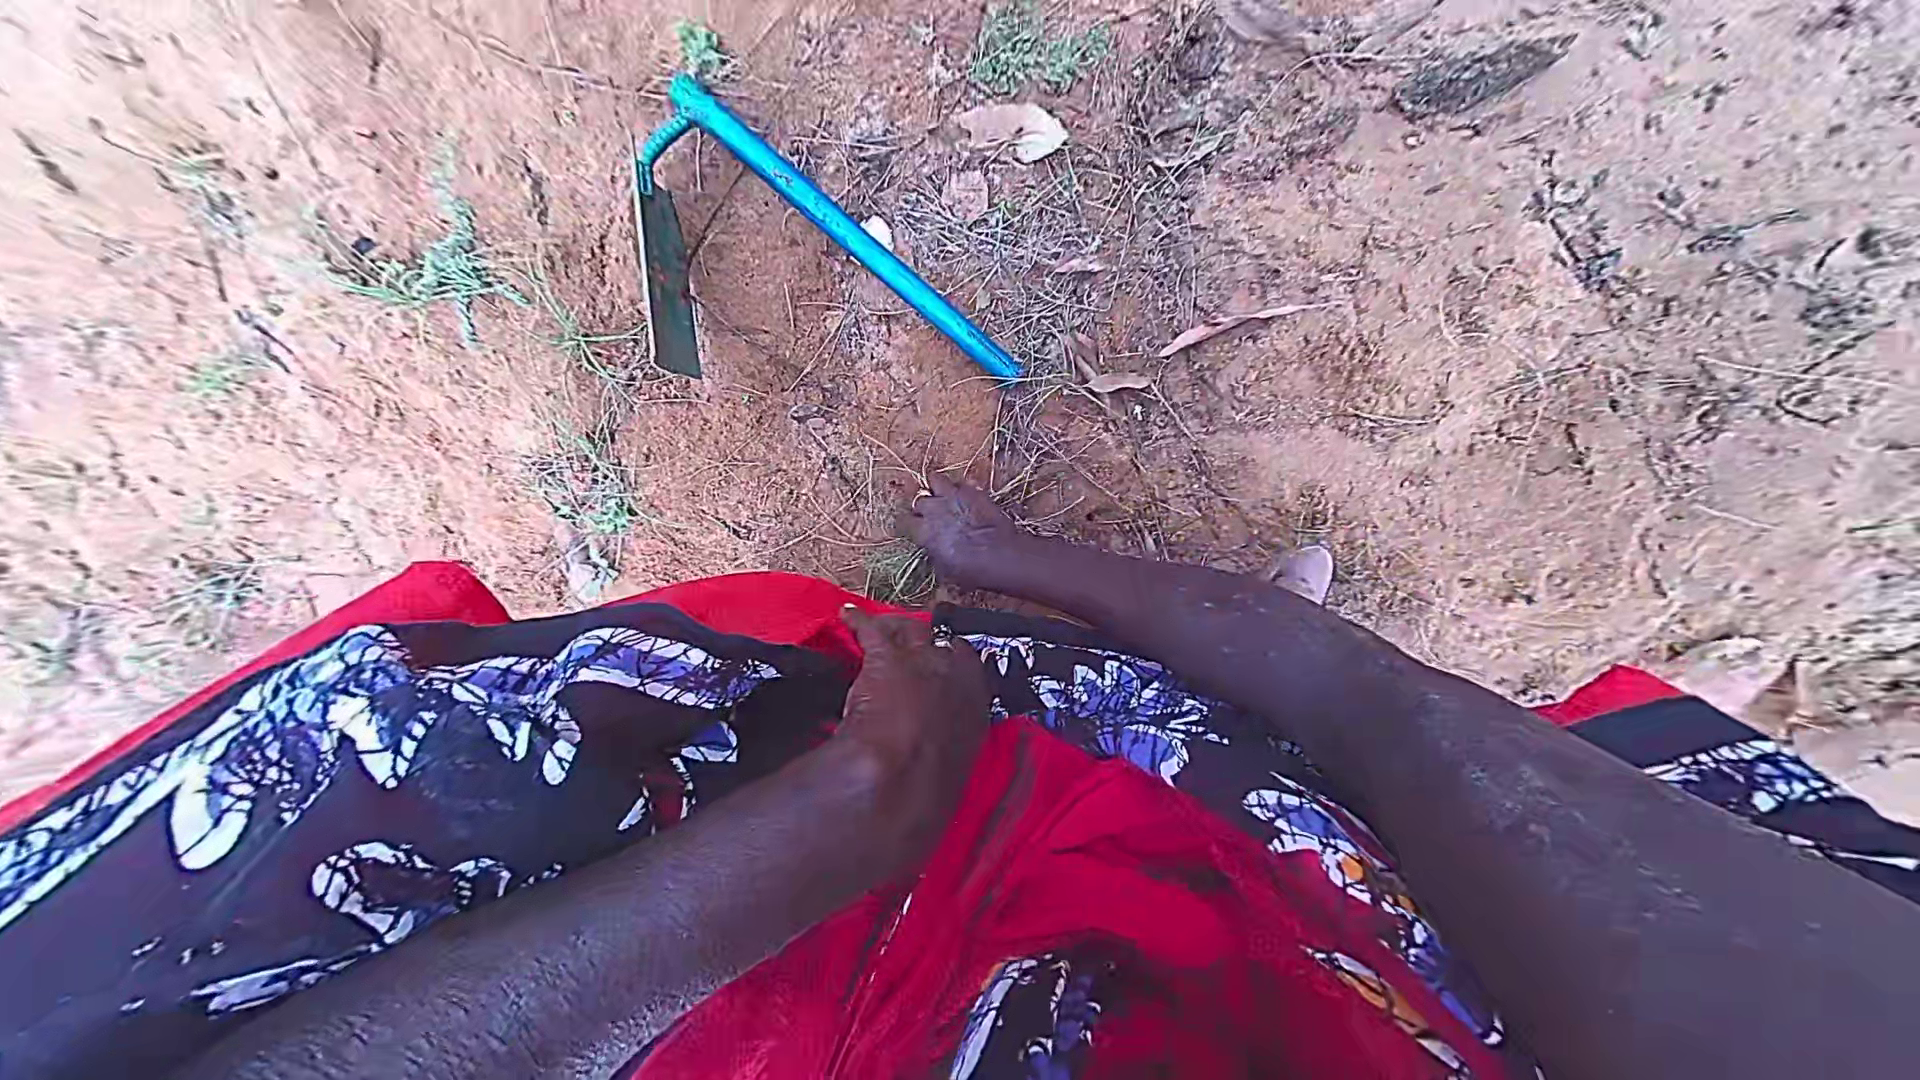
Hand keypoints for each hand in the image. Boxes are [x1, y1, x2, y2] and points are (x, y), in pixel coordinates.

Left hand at [836, 607, 991, 852]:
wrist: (900, 782)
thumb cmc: (928, 794)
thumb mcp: (948, 783)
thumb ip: (943, 770)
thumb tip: (932, 794)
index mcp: (976, 710)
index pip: (972, 675)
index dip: (955, 670)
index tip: (943, 673)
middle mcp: (956, 678)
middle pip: (945, 648)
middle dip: (931, 647)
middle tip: (915, 648)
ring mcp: (922, 661)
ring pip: (913, 632)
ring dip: (898, 629)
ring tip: (885, 627)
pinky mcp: (887, 657)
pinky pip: (872, 629)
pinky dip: (858, 621)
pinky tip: (847, 615)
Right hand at [898, 477, 1021, 591]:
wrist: (1002, 555)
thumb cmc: (972, 571)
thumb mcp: (944, 570)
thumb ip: (933, 552)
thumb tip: (931, 547)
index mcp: (923, 531)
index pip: (902, 522)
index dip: (907, 525)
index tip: (912, 530)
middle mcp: (933, 509)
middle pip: (918, 500)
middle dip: (922, 508)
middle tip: (931, 516)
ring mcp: (953, 496)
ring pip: (934, 479)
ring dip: (936, 488)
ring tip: (943, 497)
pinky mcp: (973, 490)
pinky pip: (959, 482)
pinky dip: (959, 488)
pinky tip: (964, 497)